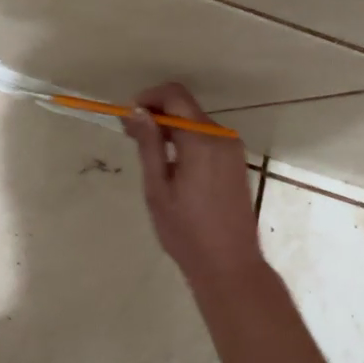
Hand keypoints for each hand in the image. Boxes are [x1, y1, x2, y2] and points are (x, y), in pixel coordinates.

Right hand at [121, 82, 263, 281]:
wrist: (230, 266)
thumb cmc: (186, 231)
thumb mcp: (158, 188)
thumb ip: (149, 145)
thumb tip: (136, 111)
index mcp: (202, 141)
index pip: (175, 96)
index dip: (148, 97)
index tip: (128, 116)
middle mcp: (222, 137)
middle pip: (186, 106)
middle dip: (157, 112)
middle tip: (130, 134)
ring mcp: (232, 149)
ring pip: (195, 122)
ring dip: (171, 126)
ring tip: (147, 151)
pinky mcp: (236, 161)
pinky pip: (207, 137)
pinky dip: (186, 139)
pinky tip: (171, 162)